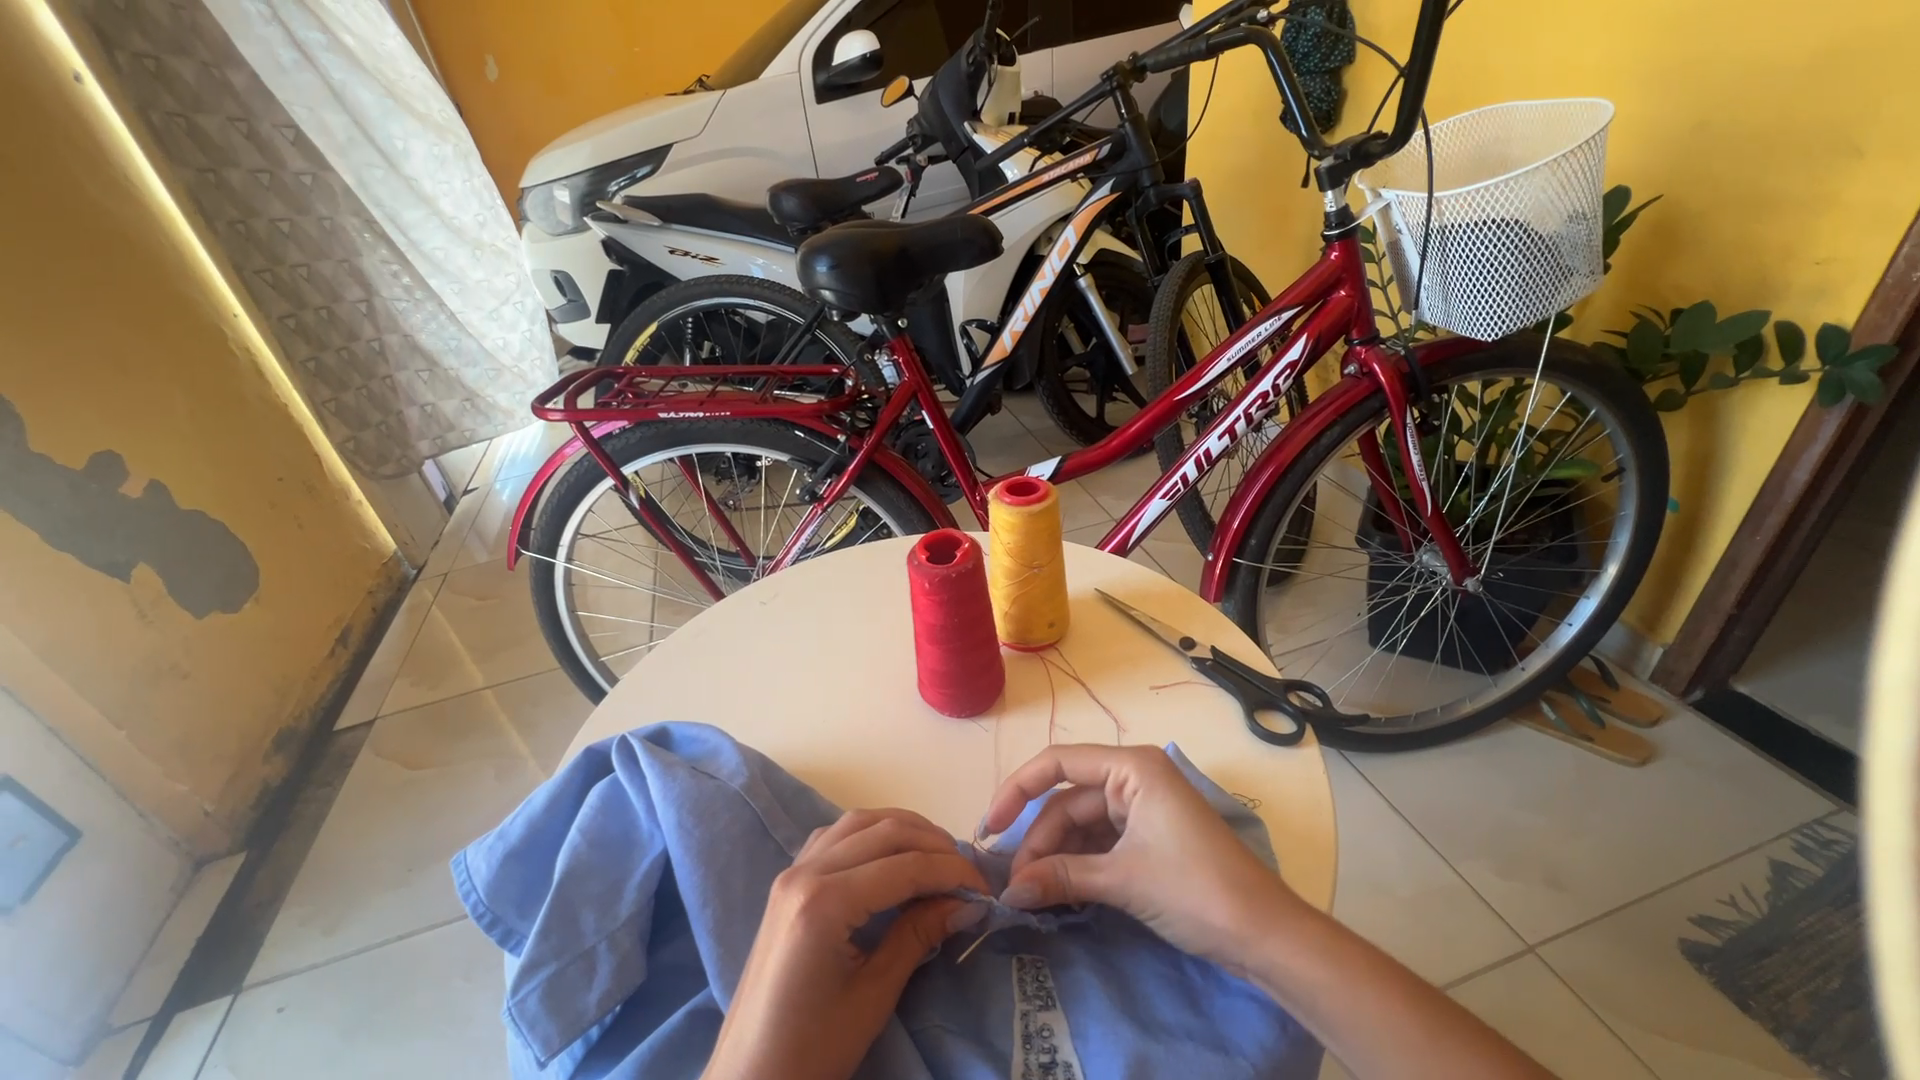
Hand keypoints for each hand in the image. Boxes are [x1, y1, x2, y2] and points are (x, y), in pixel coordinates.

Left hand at [704, 808, 989, 1079]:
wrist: (750, 1074)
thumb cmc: (813, 1047)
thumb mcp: (874, 995)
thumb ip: (919, 934)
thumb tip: (968, 902)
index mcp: (824, 902)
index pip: (905, 865)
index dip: (952, 872)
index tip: (986, 890)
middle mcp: (805, 872)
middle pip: (884, 831)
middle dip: (935, 845)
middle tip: (970, 873)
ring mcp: (791, 872)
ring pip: (858, 822)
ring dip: (905, 830)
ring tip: (940, 857)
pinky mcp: (787, 882)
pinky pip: (835, 837)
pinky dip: (872, 834)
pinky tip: (893, 856)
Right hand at [979, 744, 1302, 977]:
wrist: (1264, 935)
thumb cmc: (1196, 888)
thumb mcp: (1122, 879)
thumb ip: (1060, 878)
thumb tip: (1007, 892)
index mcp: (1132, 768)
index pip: (1058, 763)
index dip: (1017, 791)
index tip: (989, 830)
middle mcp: (1134, 779)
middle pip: (1067, 801)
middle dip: (1039, 842)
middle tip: (1015, 887)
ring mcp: (1142, 810)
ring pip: (1080, 826)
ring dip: (1055, 858)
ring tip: (1032, 895)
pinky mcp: (1147, 840)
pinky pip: (1098, 845)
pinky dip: (1077, 867)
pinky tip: (1058, 893)